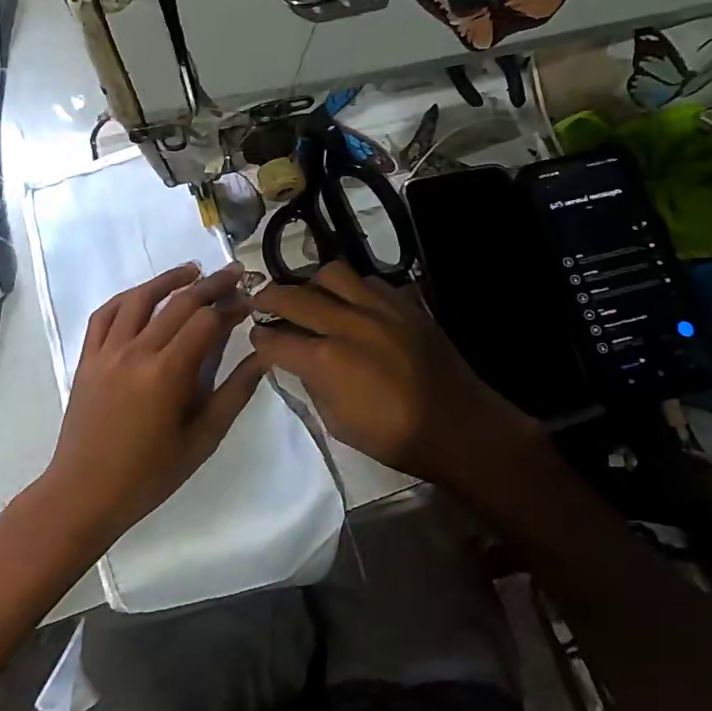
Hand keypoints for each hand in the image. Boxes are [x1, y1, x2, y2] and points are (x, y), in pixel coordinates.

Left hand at [47, 263, 267, 542]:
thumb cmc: (150, 473)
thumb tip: (264, 356)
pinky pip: (106, 313)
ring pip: (140, 298)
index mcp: (168, 373)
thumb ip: (235, 392)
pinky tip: (144, 293)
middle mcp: (137, 352)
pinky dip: (128, 296)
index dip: (232, 307)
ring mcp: (107, 351)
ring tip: (193, 270)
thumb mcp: (203, 438)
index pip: (207, 322)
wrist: (84, 494)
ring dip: (169, 279)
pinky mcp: (88, 358)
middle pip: (179, 302)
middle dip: (211, 284)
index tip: (251, 302)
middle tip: (235, 274)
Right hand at [249, 263, 539, 492]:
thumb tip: (302, 362)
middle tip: (262, 300)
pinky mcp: (404, 304)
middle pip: (296, 296)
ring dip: (314, 282)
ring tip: (312, 294)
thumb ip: (313, 385)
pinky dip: (354, 288)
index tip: (257, 336)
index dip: (260, 338)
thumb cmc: (393, 436)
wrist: (455, 423)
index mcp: (326, 360)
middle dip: (271, 297)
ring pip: (334, 274)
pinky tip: (354, 302)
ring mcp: (379, 308)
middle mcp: (348, 324)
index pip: (276, 339)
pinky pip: (370, 282)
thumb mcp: (338, 422)